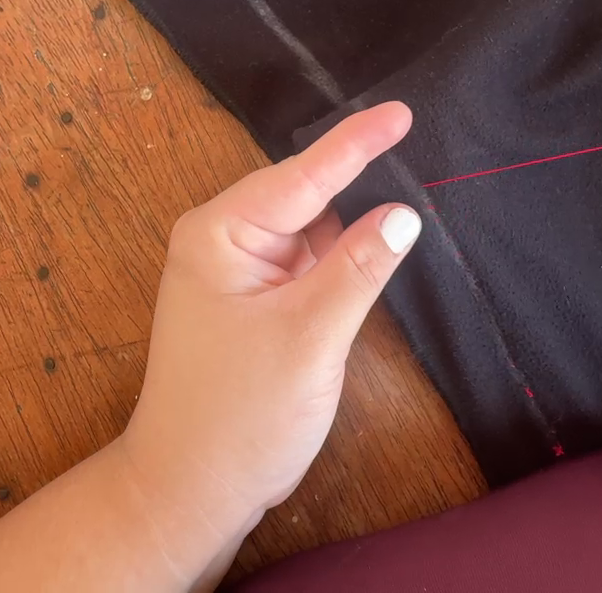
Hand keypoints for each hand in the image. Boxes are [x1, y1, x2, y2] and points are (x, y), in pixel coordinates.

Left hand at [117, 101, 421, 531]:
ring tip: (390, 223)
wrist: (191, 491)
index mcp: (220, 233)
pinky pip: (304, 261)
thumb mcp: (310, 337)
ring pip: (309, 230)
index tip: (400, 111)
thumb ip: (359, 268)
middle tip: (410, 166)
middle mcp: (223, 238)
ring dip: (346, 234)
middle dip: (353, 188)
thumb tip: (403, 213)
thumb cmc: (240, 416)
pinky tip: (363, 262)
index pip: (302, 176)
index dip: (356, 143)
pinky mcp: (253, 296)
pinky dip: (335, 263)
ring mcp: (237, 267)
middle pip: (304, 197)